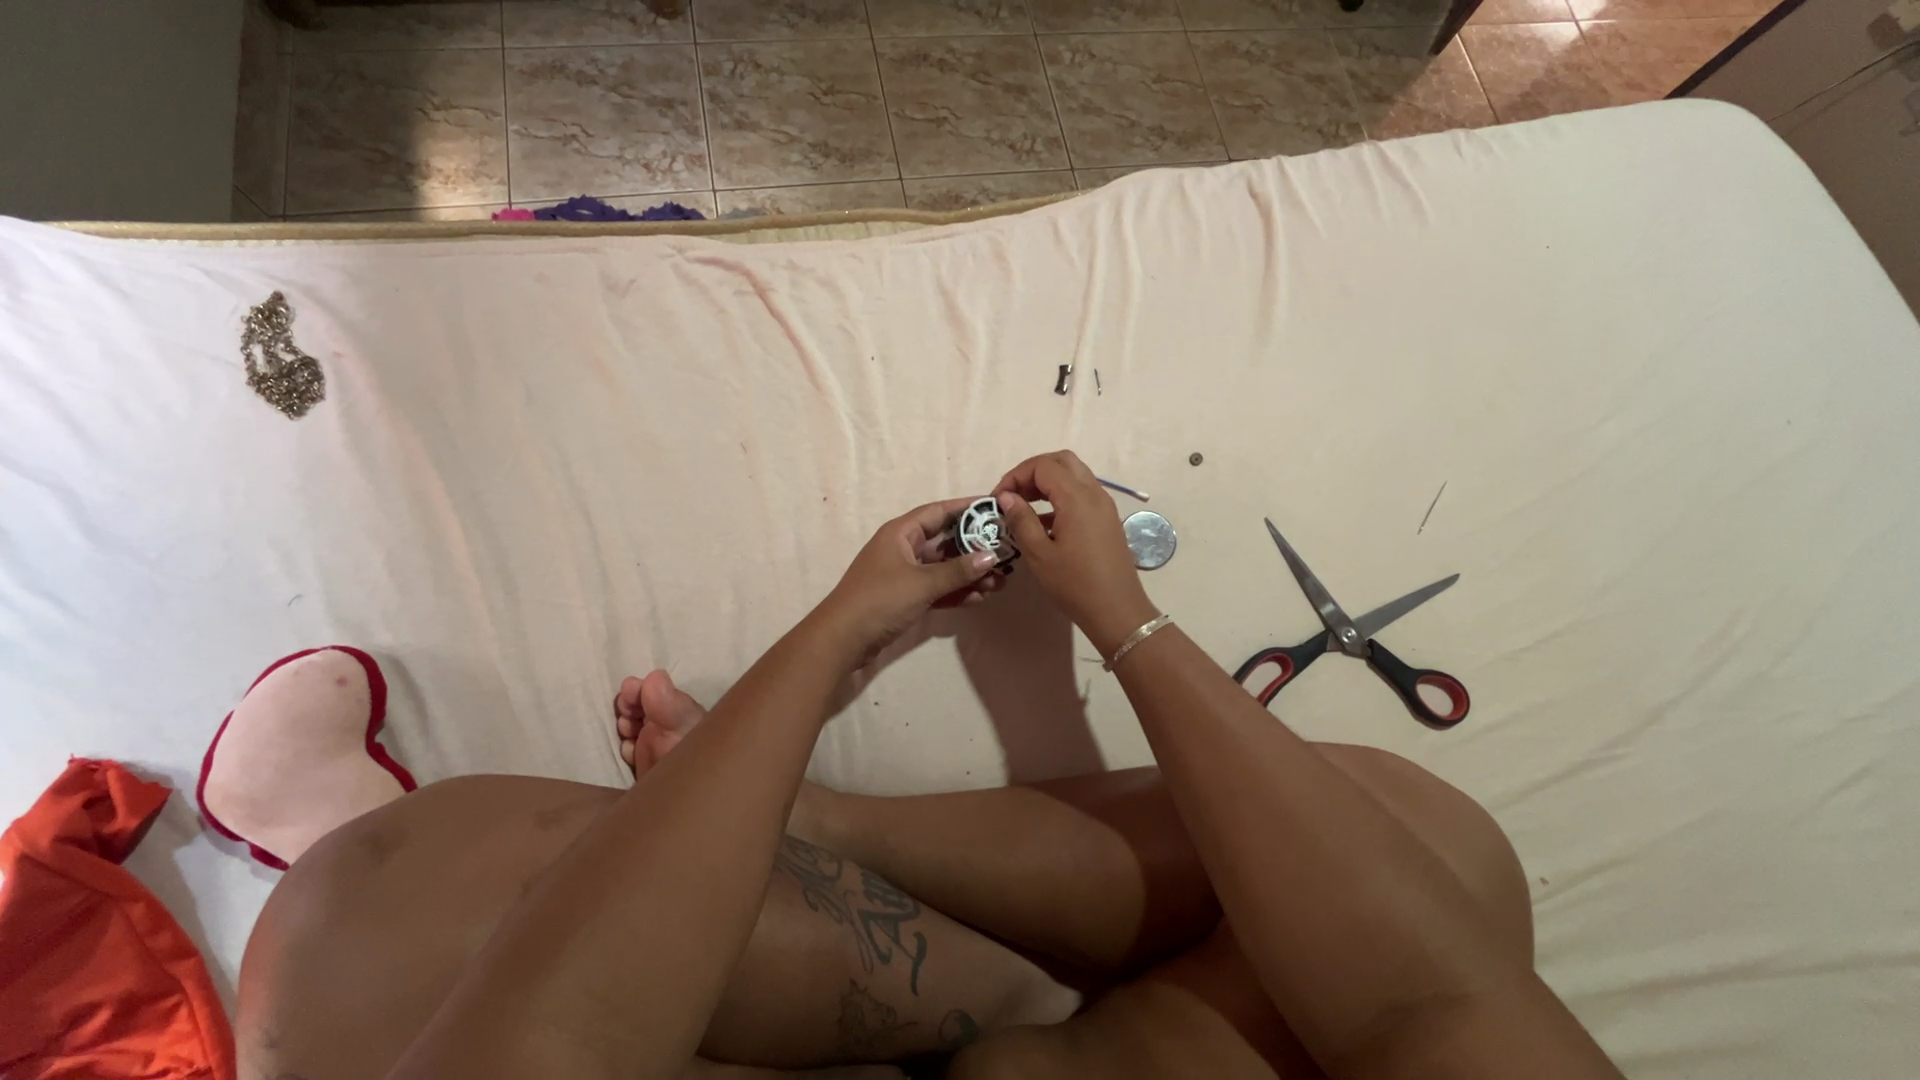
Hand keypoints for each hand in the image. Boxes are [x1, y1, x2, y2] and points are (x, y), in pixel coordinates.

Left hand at [817, 497, 1003, 664]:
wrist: (843, 639)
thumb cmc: (880, 600)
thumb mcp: (922, 583)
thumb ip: (957, 570)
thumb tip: (991, 555)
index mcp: (900, 533)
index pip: (938, 512)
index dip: (966, 508)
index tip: (994, 508)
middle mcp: (902, 548)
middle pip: (944, 541)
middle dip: (974, 547)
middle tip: (1006, 551)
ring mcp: (903, 574)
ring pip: (943, 568)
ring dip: (969, 574)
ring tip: (999, 582)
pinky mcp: (905, 598)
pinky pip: (937, 589)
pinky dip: (955, 592)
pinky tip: (979, 598)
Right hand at [993, 451, 1158, 656]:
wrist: (1117, 610)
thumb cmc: (1074, 584)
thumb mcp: (1039, 554)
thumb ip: (1021, 520)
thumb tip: (1006, 497)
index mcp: (1076, 498)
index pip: (1042, 466)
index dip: (1016, 475)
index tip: (998, 498)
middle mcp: (1094, 493)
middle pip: (1062, 461)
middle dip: (1033, 471)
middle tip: (1013, 493)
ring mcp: (1104, 505)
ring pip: (1074, 475)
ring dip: (1047, 482)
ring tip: (1024, 505)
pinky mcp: (1107, 519)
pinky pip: (1082, 493)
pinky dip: (1061, 496)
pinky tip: (1044, 522)